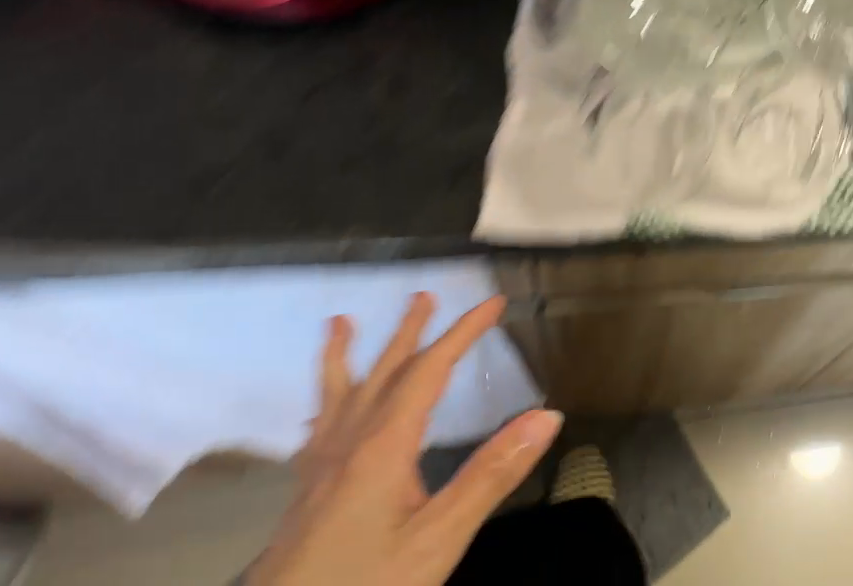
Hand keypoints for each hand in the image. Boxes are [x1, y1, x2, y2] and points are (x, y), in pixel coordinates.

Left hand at [245, 294, 561, 585]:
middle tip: (423, 294)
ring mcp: (319, 471)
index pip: (428, 371)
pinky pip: (317, 431)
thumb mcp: (439, 538)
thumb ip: (490, 476)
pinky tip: (322, 412)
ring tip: (340, 323)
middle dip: (408, 333)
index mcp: (383, 448)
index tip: (492, 303)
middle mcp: (347, 447)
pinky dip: (324, 405)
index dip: (462, 333)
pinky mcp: (305, 497)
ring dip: (346, 356)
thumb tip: (546, 416)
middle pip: (382, 374)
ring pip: (338, 397)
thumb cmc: (365, 584)